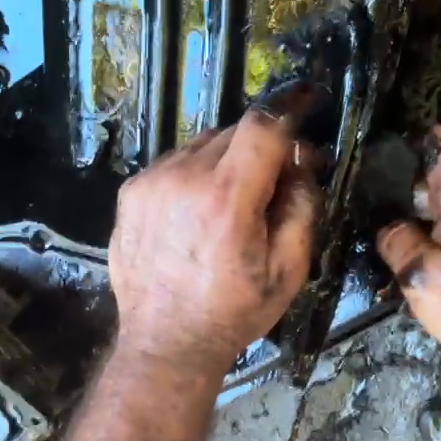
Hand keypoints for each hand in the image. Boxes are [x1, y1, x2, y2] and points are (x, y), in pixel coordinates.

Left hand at [109, 105, 318, 375]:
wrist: (166, 343)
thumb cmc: (235, 311)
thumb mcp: (289, 269)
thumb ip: (302, 207)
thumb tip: (302, 163)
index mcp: (227, 199)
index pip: (262, 124)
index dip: (290, 105)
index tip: (309, 98)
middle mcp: (183, 178)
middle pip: (234, 132)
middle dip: (263, 148)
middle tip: (279, 181)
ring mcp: (151, 182)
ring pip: (203, 145)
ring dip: (228, 160)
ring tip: (235, 203)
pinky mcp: (131, 193)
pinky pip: (175, 163)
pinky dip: (197, 175)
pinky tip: (201, 212)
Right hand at [375, 125, 440, 377]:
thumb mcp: (422, 278)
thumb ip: (399, 244)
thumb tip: (388, 226)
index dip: (415, 137)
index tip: (387, 145)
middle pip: (439, 180)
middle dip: (406, 187)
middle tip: (369, 203)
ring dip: (419, 218)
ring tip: (385, 233)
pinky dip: (435, 237)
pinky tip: (415, 259)